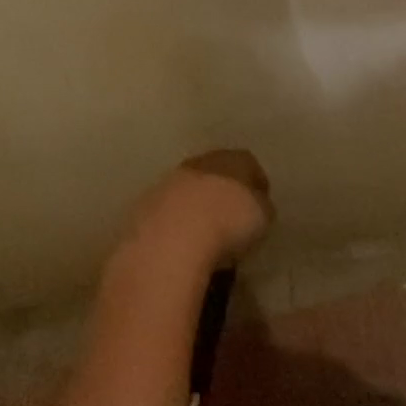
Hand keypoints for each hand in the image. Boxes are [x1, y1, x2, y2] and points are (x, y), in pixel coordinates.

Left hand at [120, 149, 273, 268]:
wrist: (171, 237)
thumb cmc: (228, 222)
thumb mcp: (261, 218)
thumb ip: (261, 208)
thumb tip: (257, 208)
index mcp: (233, 159)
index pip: (249, 164)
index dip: (256, 185)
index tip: (260, 207)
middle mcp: (200, 162)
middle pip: (215, 173)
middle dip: (222, 193)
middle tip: (231, 220)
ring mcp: (169, 182)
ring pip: (188, 191)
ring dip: (196, 209)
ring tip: (204, 238)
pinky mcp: (144, 206)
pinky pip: (167, 213)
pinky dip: (175, 226)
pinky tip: (181, 247)